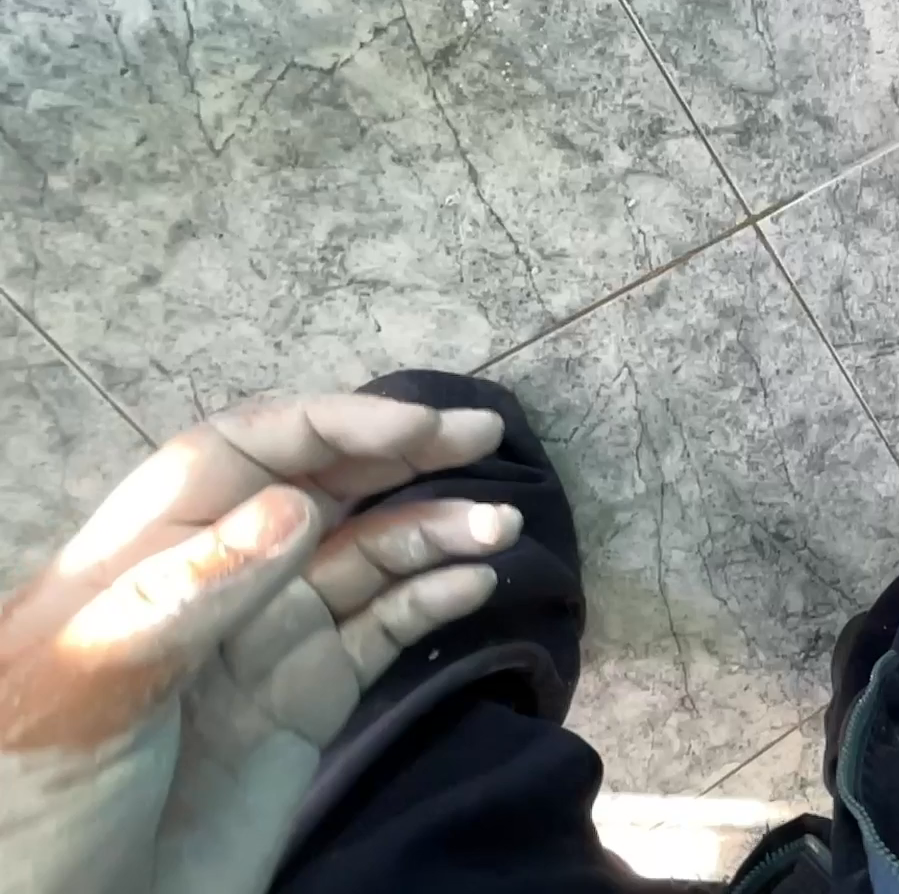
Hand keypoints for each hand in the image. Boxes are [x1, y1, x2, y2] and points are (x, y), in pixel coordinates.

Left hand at [0, 395, 521, 893]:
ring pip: (376, 554)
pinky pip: (392, 624)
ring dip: (443, 530)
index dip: (334, 425)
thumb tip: (293, 506)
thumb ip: (179, 600)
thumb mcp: (77, 707)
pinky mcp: (321, 688)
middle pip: (325, 487)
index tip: (420, 430)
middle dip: (407, 453)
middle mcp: (226, 584)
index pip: (244, 454)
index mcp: (144, 564)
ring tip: (499, 529)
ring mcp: (278, 636)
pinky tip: (475, 586)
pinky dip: (439, 597)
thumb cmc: (24, 824)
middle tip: (484, 435)